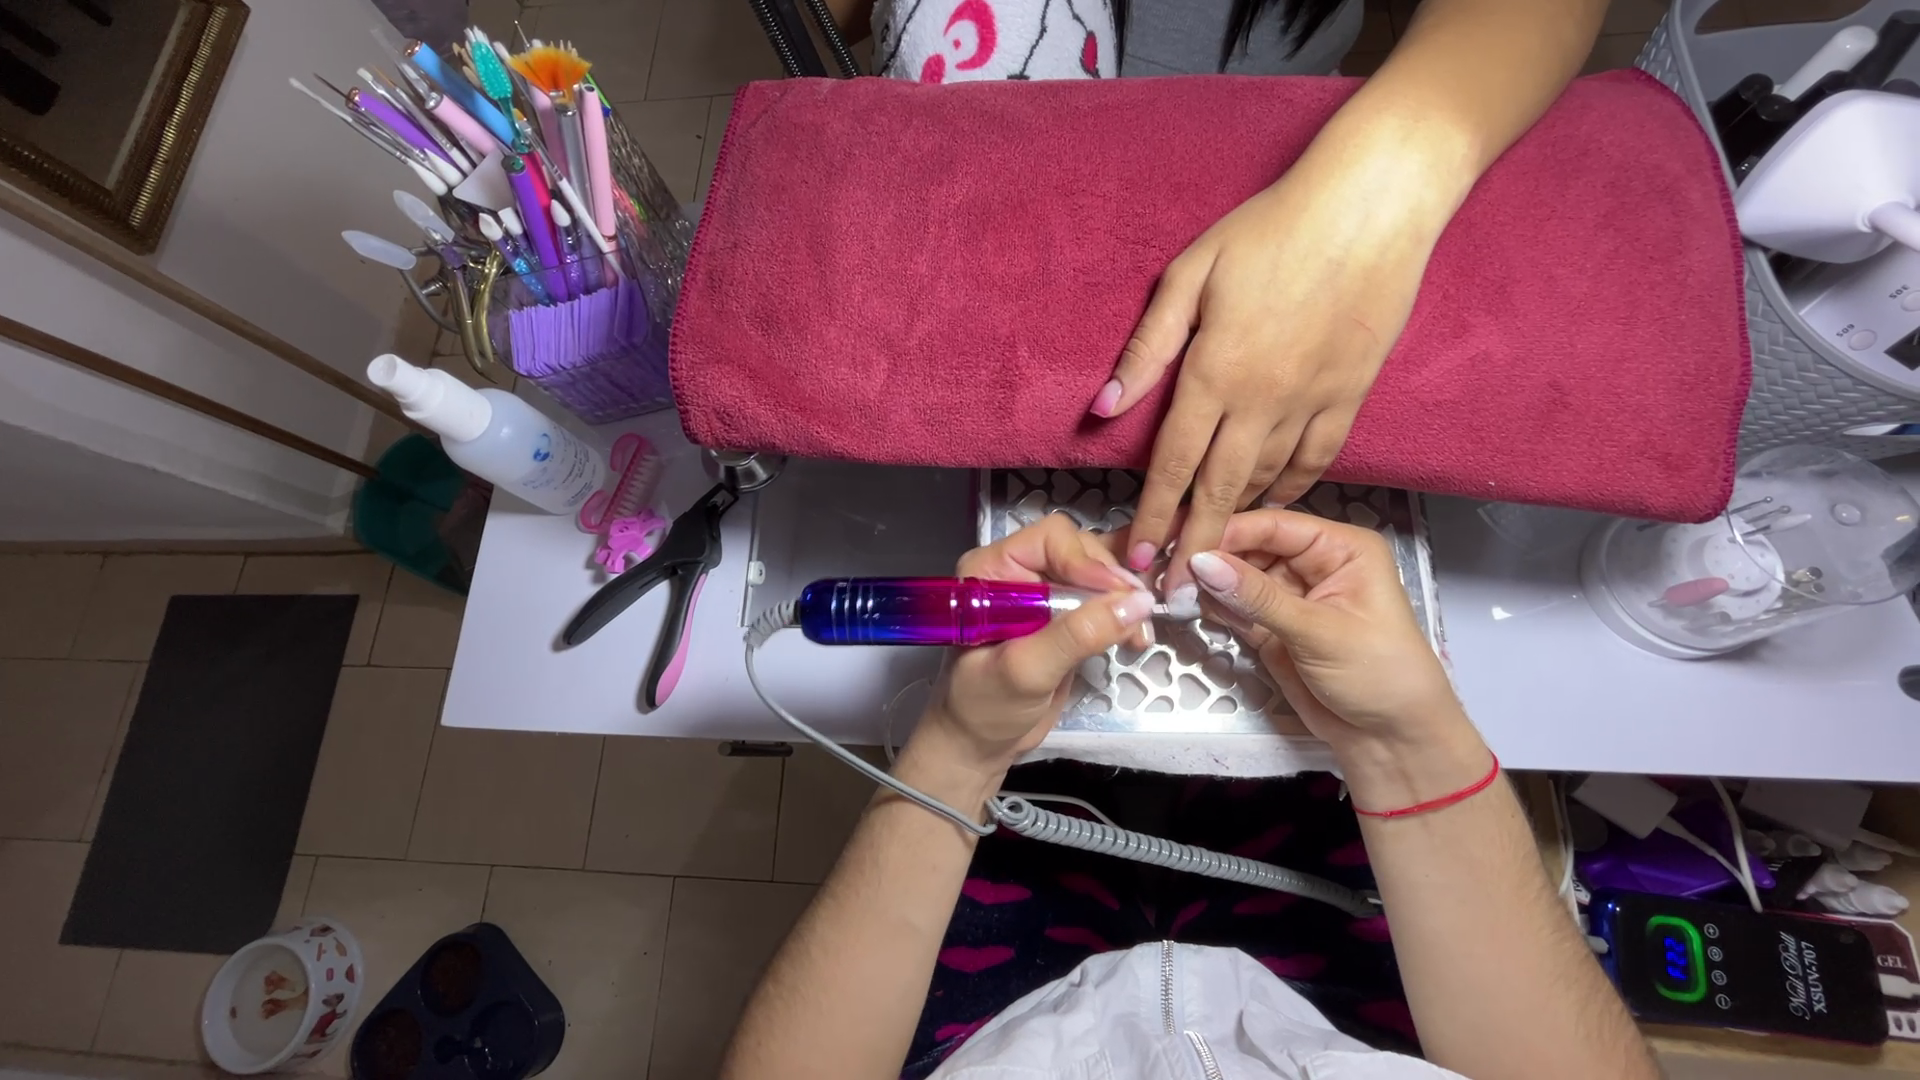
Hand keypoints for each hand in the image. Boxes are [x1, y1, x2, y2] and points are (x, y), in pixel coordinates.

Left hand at [908, 515, 1154, 782]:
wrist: (978, 745)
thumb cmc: (984, 707)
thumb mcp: (1028, 671)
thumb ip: (1076, 635)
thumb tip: (1136, 603)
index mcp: (992, 570)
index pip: (1049, 539)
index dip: (1086, 561)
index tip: (1116, 595)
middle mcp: (1016, 572)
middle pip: (1079, 550)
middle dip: (1110, 581)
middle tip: (1136, 616)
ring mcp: (1041, 593)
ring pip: (1095, 572)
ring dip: (1122, 598)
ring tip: (1138, 634)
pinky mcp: (1061, 616)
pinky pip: (1099, 598)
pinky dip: (1121, 612)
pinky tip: (1134, 636)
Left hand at [1094, 149, 1449, 601]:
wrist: (1373, 204)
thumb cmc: (1269, 231)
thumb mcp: (1189, 276)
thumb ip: (1146, 350)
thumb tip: (1103, 407)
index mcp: (1214, 375)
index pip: (1173, 465)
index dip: (1152, 517)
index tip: (1139, 559)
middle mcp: (1261, 402)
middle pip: (1218, 491)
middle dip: (1192, 544)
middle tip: (1175, 589)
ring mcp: (1311, 403)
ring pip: (1265, 480)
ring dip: (1236, 522)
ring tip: (1214, 558)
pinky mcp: (1351, 395)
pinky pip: (1317, 459)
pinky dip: (1289, 489)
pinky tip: (1271, 507)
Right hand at [1185, 509, 1486, 806]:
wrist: (1390, 741)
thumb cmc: (1379, 675)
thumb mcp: (1319, 631)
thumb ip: (1258, 597)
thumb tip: (1202, 562)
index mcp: (1340, 548)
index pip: (1272, 526)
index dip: (1226, 531)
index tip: (1181, 542)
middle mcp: (1312, 563)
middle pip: (1249, 546)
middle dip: (1210, 557)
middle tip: (1165, 568)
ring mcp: (1289, 595)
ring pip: (1236, 575)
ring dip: (1206, 582)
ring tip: (1168, 586)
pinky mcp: (1270, 625)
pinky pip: (1233, 605)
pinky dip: (1212, 606)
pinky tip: (1188, 605)